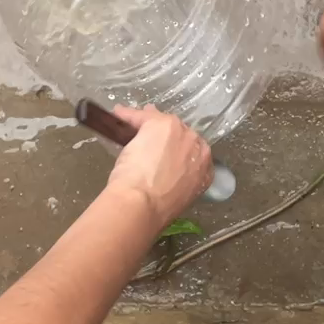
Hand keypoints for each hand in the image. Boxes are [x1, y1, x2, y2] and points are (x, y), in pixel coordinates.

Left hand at [102, 105, 212, 228]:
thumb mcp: (176, 197)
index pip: (192, 154)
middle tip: (148, 142)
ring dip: (148, 126)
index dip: (176, 153)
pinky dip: (129, 116)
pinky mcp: (161, 123)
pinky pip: (142, 117)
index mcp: (205, 170)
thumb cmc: (157, 208)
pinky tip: (119, 115)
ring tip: (132, 127)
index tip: (164, 155)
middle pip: (179, 135)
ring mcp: (181, 133)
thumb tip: (165, 175)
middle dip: (165, 138)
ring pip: (162, 124)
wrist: (143, 203)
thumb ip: (175, 181)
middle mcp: (198, 147)